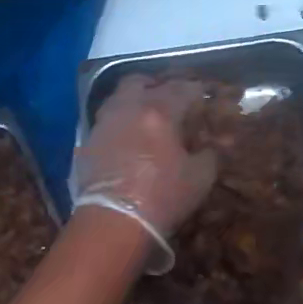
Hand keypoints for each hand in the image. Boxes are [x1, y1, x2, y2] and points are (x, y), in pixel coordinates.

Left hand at [74, 75, 217, 237]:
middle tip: (169, 101)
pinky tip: (126, 139)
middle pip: (141, 81)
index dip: (198, 93)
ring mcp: (103, 123)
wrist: (112, 223)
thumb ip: (211, 154)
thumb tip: (216, 144)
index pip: (184, 87)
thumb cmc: (162, 198)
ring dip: (133, 101)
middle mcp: (128, 108)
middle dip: (157, 86)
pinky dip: (118, 124)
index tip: (204, 101)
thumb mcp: (200, 178)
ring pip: (117, 98)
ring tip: (145, 118)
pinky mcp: (87, 142)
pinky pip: (105, 122)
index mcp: (159, 110)